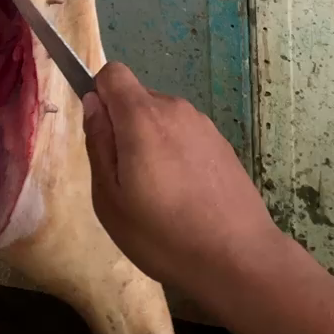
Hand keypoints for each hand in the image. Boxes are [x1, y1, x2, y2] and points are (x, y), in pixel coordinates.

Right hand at [82, 62, 283, 297]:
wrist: (241, 260)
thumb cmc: (164, 235)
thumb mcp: (110, 199)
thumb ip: (98, 143)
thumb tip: (93, 103)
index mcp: (142, 116)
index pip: (112, 73)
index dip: (100, 95)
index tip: (103, 133)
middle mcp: (173, 108)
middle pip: (137, 97)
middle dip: (125, 125)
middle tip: (128, 177)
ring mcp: (202, 124)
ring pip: (161, 117)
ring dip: (151, 141)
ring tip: (160, 192)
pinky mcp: (221, 143)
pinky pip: (185, 134)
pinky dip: (177, 153)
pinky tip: (186, 195)